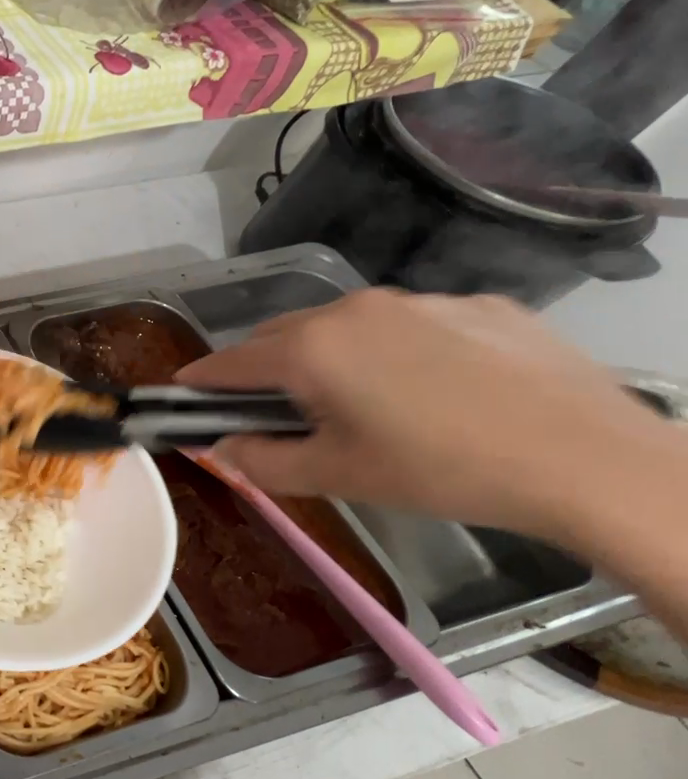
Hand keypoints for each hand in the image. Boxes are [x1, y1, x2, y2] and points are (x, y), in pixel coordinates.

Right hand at [174, 289, 673, 543]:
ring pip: (347, 325)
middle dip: (268, 370)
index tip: (185, 396)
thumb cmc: (445, 471)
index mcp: (309, 349)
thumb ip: (261, 461)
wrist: (594, 463)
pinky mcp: (479, 305)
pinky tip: (443, 390)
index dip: (200, 382)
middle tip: (288, 414)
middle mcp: (352, 309)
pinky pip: (413, 323)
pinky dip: (402, 350)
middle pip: (281, 336)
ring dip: (335, 357)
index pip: (227, 362)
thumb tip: (222, 448)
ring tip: (373, 403)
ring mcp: (419, 301)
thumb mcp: (339, 477)